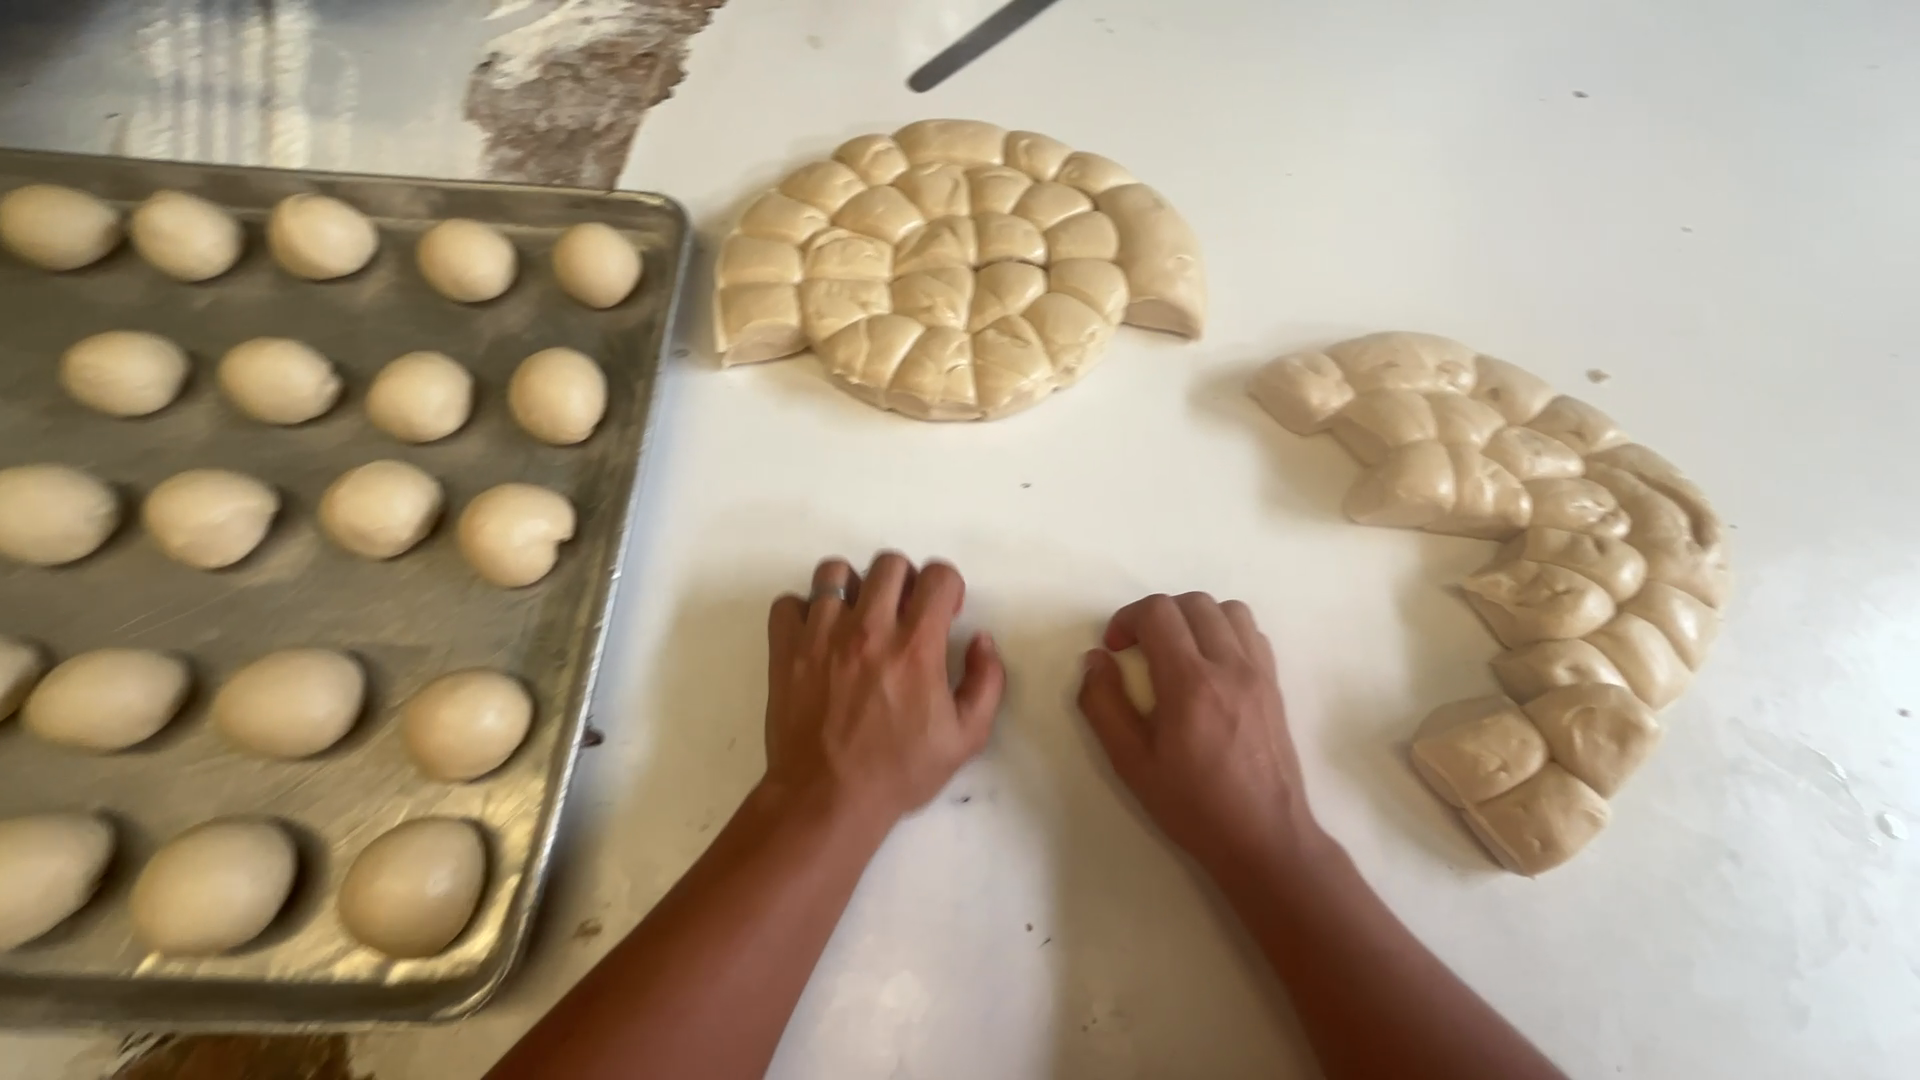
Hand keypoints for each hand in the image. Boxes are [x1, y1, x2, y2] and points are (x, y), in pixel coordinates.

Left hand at [762, 554, 1005, 826]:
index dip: (947, 587)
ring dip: (852, 588)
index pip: (937, 575)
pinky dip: (803, 612)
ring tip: (856, 618)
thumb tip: (981, 640)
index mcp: (916, 646)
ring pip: (835, 572)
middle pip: (889, 563)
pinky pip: (789, 603)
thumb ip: (986, 682)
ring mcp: (821, 636)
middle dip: (904, 581)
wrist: (827, 799)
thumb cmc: (899, 771)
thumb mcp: (966, 738)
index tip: (943, 613)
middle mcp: (868, 629)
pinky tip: (817, 636)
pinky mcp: (786, 650)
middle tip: (902, 613)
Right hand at [1077, 593, 1322, 874]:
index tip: (1116, 650)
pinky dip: (1225, 633)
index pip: (1158, 612)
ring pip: (1226, 610)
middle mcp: (1229, 666)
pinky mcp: (1275, 685)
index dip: (1127, 619)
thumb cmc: (1192, 805)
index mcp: (1190, 683)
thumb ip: (1103, 704)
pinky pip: (1251, 633)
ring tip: (1177, 652)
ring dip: (1193, 619)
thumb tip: (1096, 660)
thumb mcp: (1130, 762)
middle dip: (1157, 615)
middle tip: (1139, 651)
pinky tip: (1209, 666)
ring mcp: (1259, 673)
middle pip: (1192, 602)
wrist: (1264, 839)